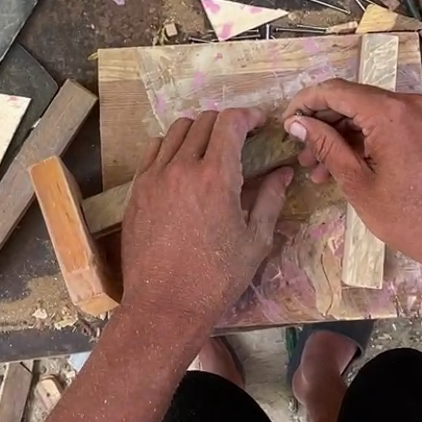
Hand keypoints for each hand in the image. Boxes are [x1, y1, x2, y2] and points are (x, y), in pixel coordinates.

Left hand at [120, 108, 291, 336]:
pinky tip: (182, 164)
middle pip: (205, 121)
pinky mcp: (138, 189)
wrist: (164, 306)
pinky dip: (172, 146)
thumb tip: (284, 173)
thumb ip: (270, 200)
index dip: (249, 115)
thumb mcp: (254, 242)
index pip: (230, 122)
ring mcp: (155, 176)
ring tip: (211, 149)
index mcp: (216, 177)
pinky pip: (154, 150)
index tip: (259, 122)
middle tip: (240, 139)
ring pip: (177, 130)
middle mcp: (182, 167)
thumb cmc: (216, 279)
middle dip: (227, 123)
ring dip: (199, 131)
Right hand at [282, 79, 421, 277]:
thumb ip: (326, 147)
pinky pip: (384, 124)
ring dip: (339, 134)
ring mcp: (418, 115)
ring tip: (316, 167)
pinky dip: (361, 140)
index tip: (286, 123)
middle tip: (300, 152)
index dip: (305, 103)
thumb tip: (297, 124)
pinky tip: (342, 166)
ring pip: (365, 113)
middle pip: (350, 99)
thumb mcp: (358, 183)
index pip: (334, 91)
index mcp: (388, 112)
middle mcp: (405, 104)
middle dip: (321, 123)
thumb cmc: (409, 216)